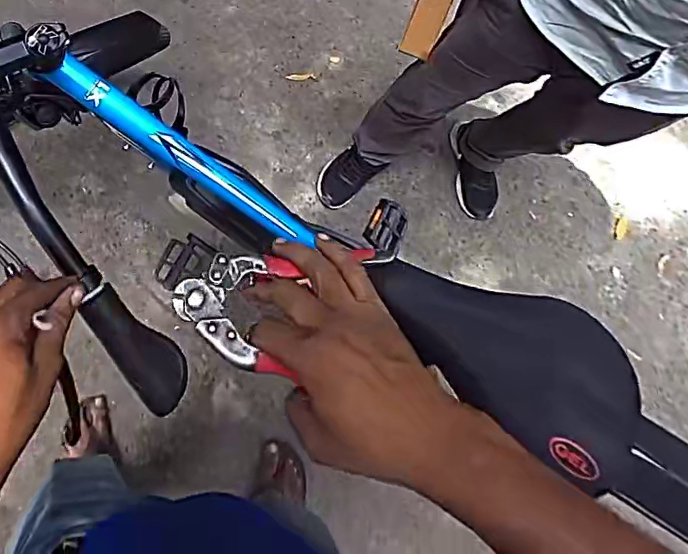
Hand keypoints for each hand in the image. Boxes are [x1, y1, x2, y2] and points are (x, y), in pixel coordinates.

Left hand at [0, 273, 82, 486]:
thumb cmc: (9, 419)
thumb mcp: (44, 371)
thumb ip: (56, 327)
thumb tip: (70, 297)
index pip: (34, 290)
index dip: (58, 286)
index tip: (74, 286)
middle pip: (12, 287)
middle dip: (38, 290)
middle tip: (60, 304)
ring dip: (20, 304)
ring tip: (41, 328)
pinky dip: (4, 319)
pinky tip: (18, 341)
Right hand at [248, 240, 489, 489]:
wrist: (433, 438)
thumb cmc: (384, 442)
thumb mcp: (321, 441)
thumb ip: (296, 410)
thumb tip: (295, 394)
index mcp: (310, 359)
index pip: (268, 333)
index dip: (255, 335)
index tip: (256, 339)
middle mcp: (329, 329)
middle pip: (284, 293)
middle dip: (262, 289)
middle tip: (254, 288)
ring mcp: (354, 316)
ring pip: (318, 270)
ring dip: (294, 254)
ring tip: (281, 246)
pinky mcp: (377, 313)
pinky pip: (354, 273)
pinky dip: (337, 254)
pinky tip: (325, 245)